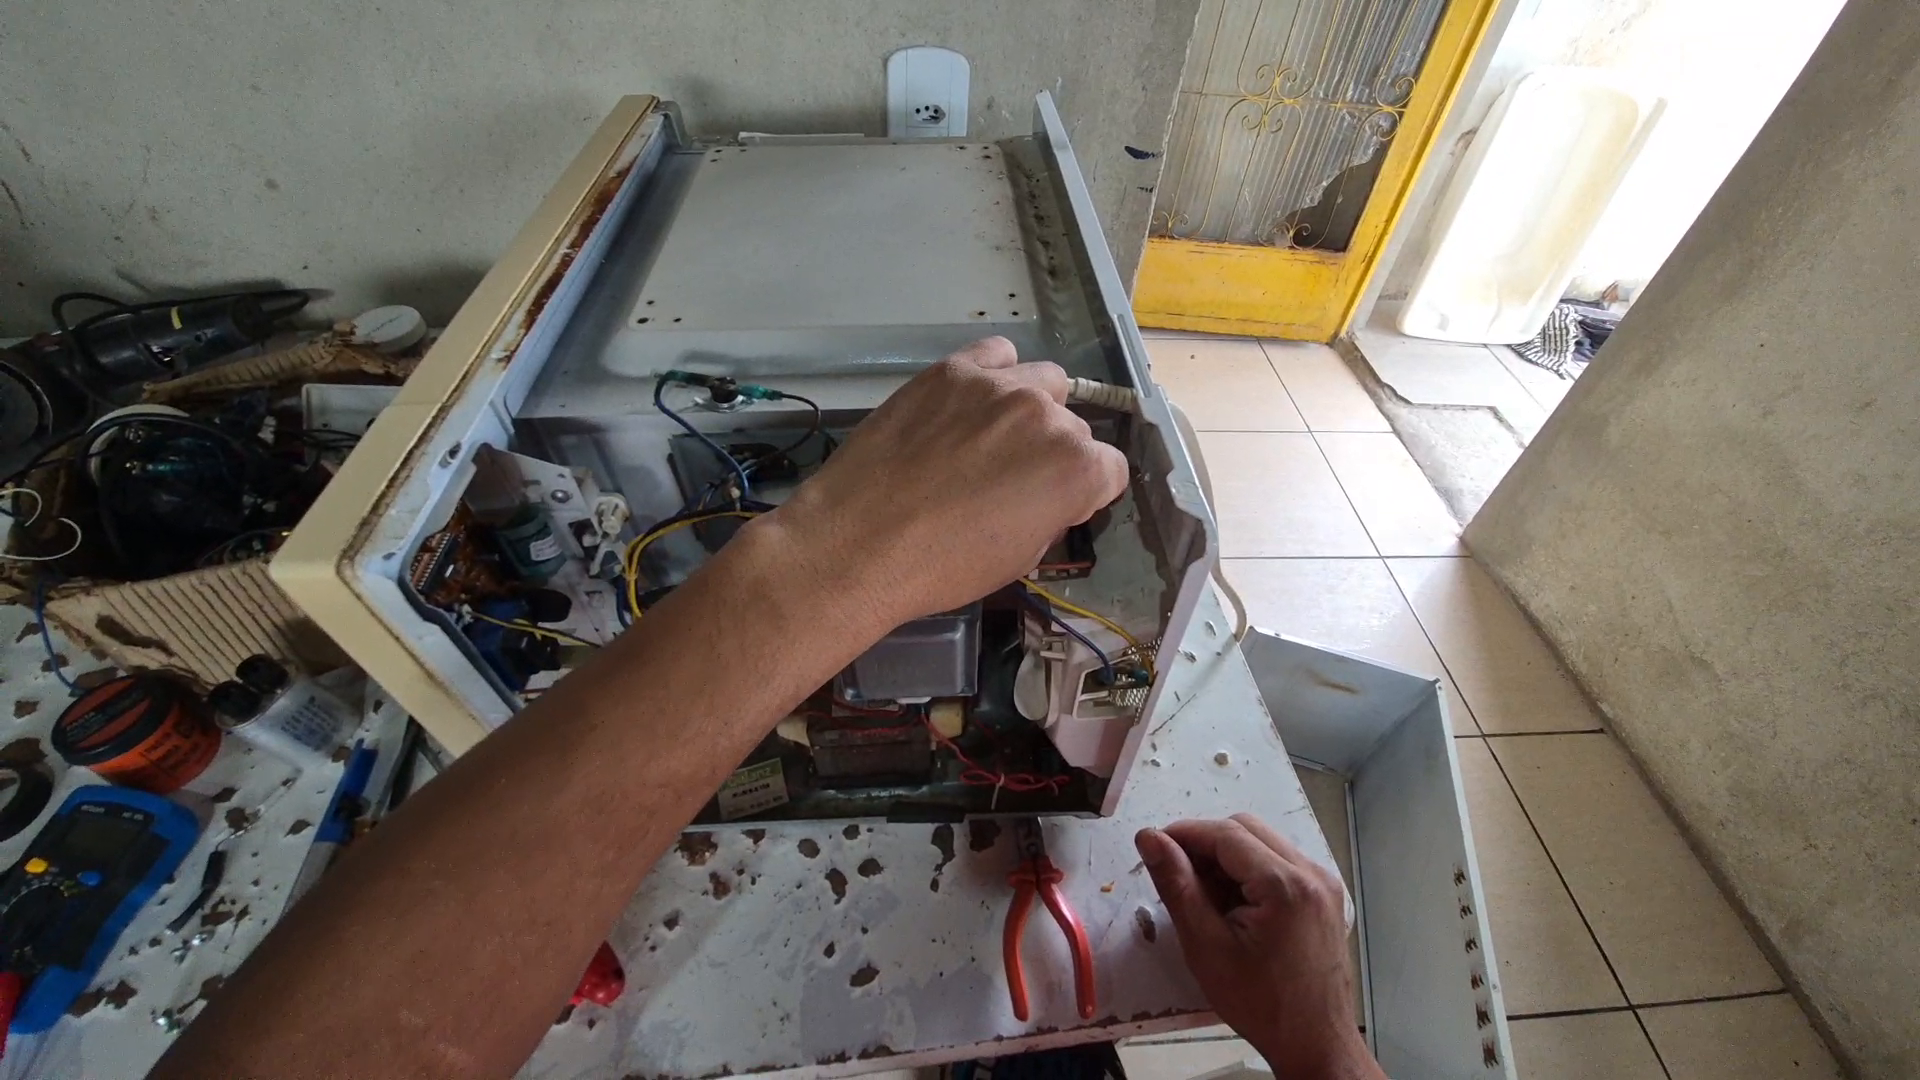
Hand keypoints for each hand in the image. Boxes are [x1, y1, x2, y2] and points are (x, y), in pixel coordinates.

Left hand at [767, 336, 1128, 627]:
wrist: (857, 543)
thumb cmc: (942, 567)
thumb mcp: (1017, 559)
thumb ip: (1051, 514)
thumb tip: (1050, 494)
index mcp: (1076, 470)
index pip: (1110, 469)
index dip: (1086, 493)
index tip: (1056, 506)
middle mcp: (1047, 417)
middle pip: (1074, 426)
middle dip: (1053, 454)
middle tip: (1010, 480)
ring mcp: (998, 386)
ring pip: (1043, 381)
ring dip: (1031, 409)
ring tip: (992, 436)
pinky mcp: (952, 370)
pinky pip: (996, 354)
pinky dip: (995, 373)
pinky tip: (970, 402)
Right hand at [1137, 815, 1382, 1079]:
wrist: (1316, 1047)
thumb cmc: (1258, 1003)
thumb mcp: (1205, 945)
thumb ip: (1176, 884)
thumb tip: (1148, 837)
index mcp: (1285, 885)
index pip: (1225, 834)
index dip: (1184, 834)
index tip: (1155, 848)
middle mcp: (1311, 872)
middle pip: (1245, 828)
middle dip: (1206, 842)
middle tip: (1179, 873)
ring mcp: (1323, 882)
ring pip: (1261, 840)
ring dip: (1227, 854)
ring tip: (1205, 892)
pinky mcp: (1324, 894)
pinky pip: (1278, 859)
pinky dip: (1249, 867)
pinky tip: (1233, 900)